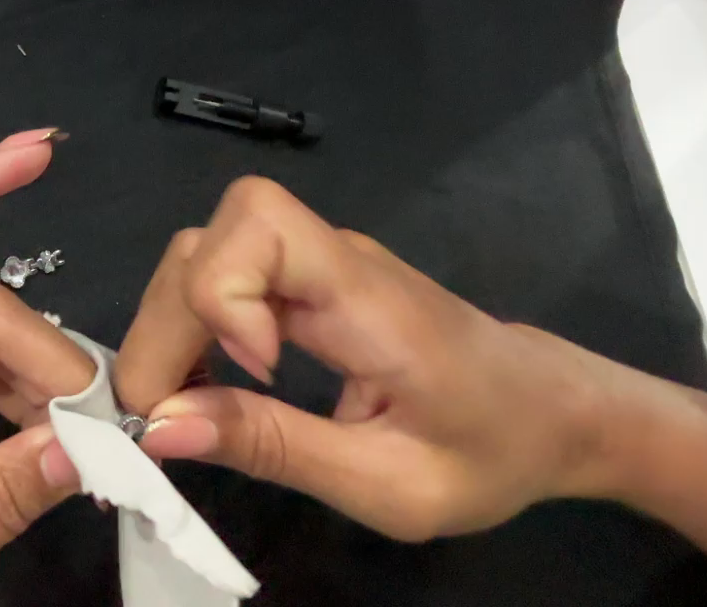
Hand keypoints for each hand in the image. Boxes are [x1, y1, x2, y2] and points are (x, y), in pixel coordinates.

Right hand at [114, 176, 651, 541]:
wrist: (546, 406)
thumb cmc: (488, 450)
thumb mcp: (391, 485)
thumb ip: (276, 447)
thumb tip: (160, 428)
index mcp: (367, 295)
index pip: (260, 222)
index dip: (225, 290)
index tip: (253, 371)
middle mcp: (325, 255)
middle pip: (206, 241)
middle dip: (166, 326)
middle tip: (161, 414)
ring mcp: (306, 259)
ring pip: (197, 253)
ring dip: (167, 326)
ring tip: (176, 402)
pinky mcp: (294, 274)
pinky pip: (213, 276)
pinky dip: (186, 326)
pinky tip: (198, 380)